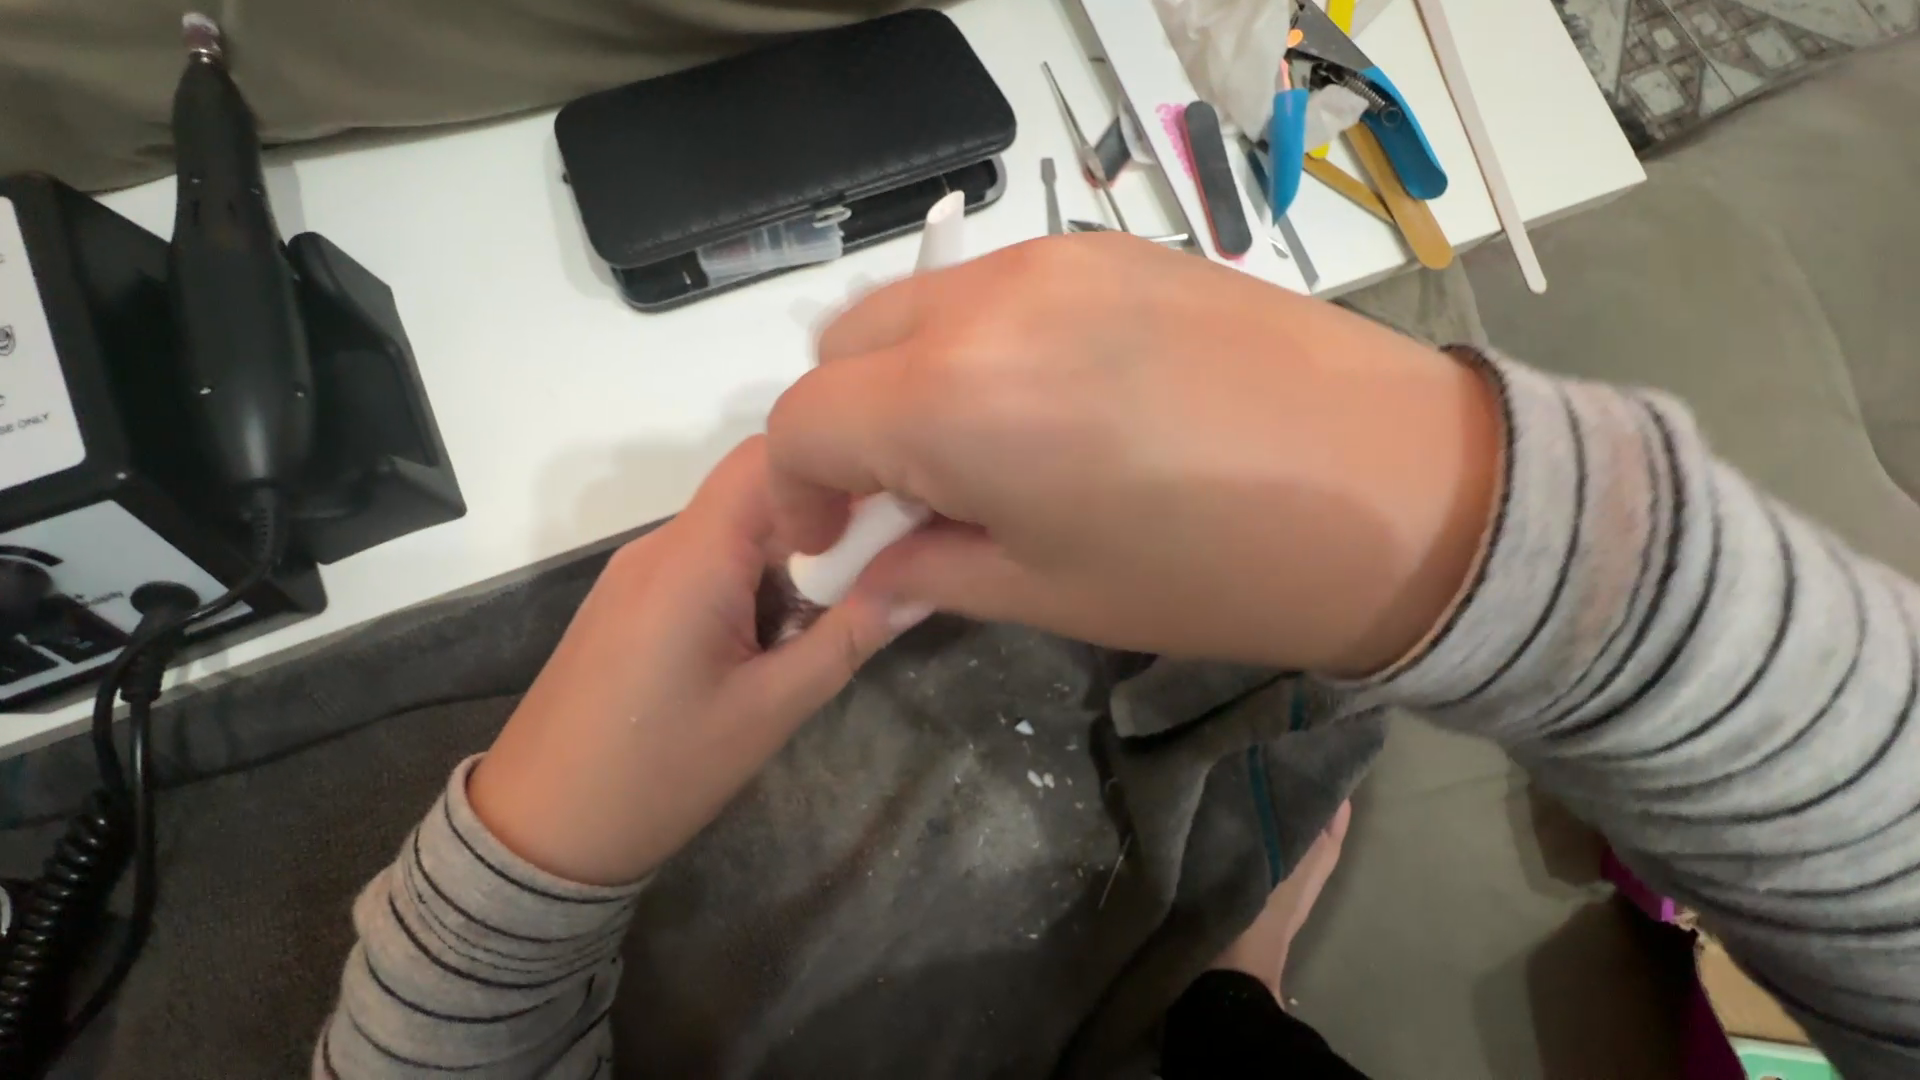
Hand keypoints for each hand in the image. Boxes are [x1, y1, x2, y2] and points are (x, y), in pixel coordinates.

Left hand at [468, 439, 923, 885]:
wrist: (540, 831)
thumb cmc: (661, 771)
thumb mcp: (771, 709)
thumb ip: (848, 637)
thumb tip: (920, 585)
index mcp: (694, 558)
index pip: (770, 457)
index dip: (836, 468)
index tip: (891, 512)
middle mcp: (662, 544)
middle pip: (756, 490)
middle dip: (822, 520)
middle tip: (876, 570)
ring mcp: (639, 570)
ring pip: (733, 527)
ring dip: (789, 556)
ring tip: (827, 613)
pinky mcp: (631, 599)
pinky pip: (704, 561)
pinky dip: (752, 578)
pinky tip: (769, 636)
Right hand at [766, 234, 1500, 674]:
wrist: (1397, 489)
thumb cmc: (1208, 570)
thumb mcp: (1044, 592)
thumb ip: (925, 572)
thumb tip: (865, 572)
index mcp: (951, 402)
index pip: (802, 424)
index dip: (799, 492)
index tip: (836, 539)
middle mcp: (983, 304)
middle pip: (844, 349)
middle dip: (846, 428)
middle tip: (905, 496)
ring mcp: (1051, 259)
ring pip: (915, 309)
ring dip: (908, 381)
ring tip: (979, 450)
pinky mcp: (1110, 245)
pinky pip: (994, 289)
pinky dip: (975, 345)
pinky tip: (1045, 400)